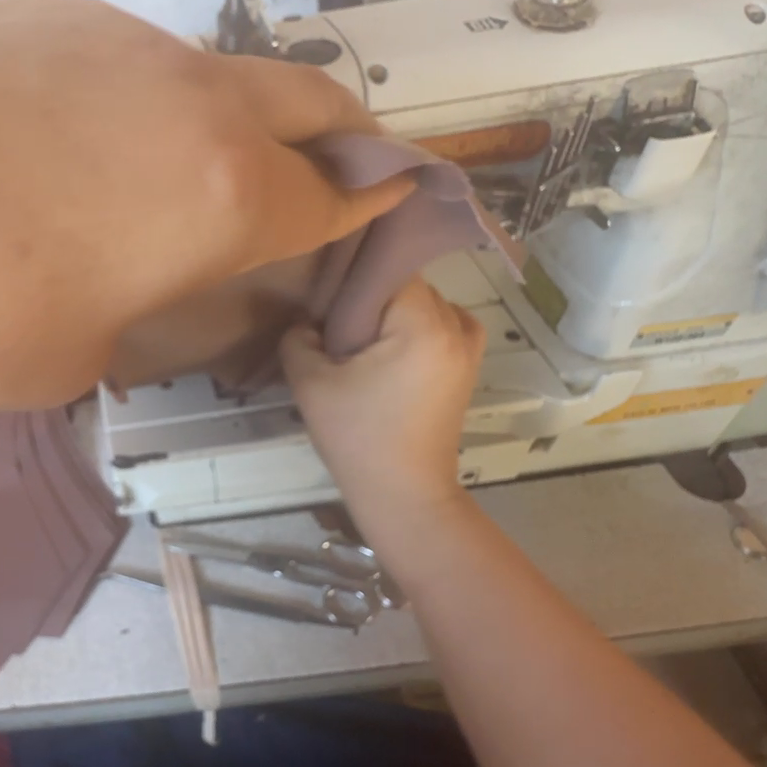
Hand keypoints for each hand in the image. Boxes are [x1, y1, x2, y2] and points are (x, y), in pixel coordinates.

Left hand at [0, 0, 406, 406]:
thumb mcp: (69, 360)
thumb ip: (141, 313)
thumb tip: (155, 285)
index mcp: (217, 190)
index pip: (327, 194)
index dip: (362, 207)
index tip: (382, 204)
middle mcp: (181, 92)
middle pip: (300, 100)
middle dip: (331, 141)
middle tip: (320, 181)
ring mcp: (101, 37)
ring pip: (204, 74)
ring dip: (223, 122)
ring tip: (174, 181)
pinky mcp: (25, 15)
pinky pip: (119, 61)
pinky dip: (136, 104)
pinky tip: (70, 150)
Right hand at [281, 278, 484, 516]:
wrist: (404, 494)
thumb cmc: (358, 438)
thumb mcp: (310, 384)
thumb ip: (298, 339)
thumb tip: (307, 323)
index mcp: (424, 325)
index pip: (388, 272)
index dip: (353, 284)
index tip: (326, 307)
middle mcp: (456, 327)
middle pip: (408, 287)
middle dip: (372, 302)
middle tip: (337, 331)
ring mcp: (469, 348)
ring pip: (424, 305)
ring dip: (393, 317)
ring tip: (361, 347)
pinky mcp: (467, 367)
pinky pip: (441, 326)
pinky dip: (415, 331)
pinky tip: (388, 355)